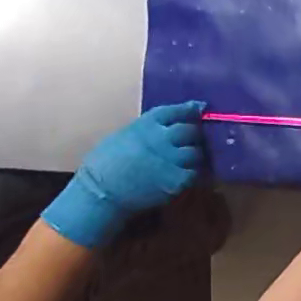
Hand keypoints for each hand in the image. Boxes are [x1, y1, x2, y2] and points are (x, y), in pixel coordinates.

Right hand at [43, 101, 207, 248]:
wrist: (101, 192)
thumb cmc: (105, 162)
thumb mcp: (126, 134)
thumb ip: (149, 128)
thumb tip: (168, 124)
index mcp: (148, 123)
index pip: (178, 111)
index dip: (191, 109)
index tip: (199, 109)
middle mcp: (163, 138)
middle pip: (191, 130)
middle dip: (194, 134)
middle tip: (194, 139)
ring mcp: (171, 159)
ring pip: (196, 152)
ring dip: (194, 154)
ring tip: (188, 159)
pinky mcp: (176, 181)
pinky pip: (194, 173)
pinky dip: (192, 173)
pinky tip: (184, 175)